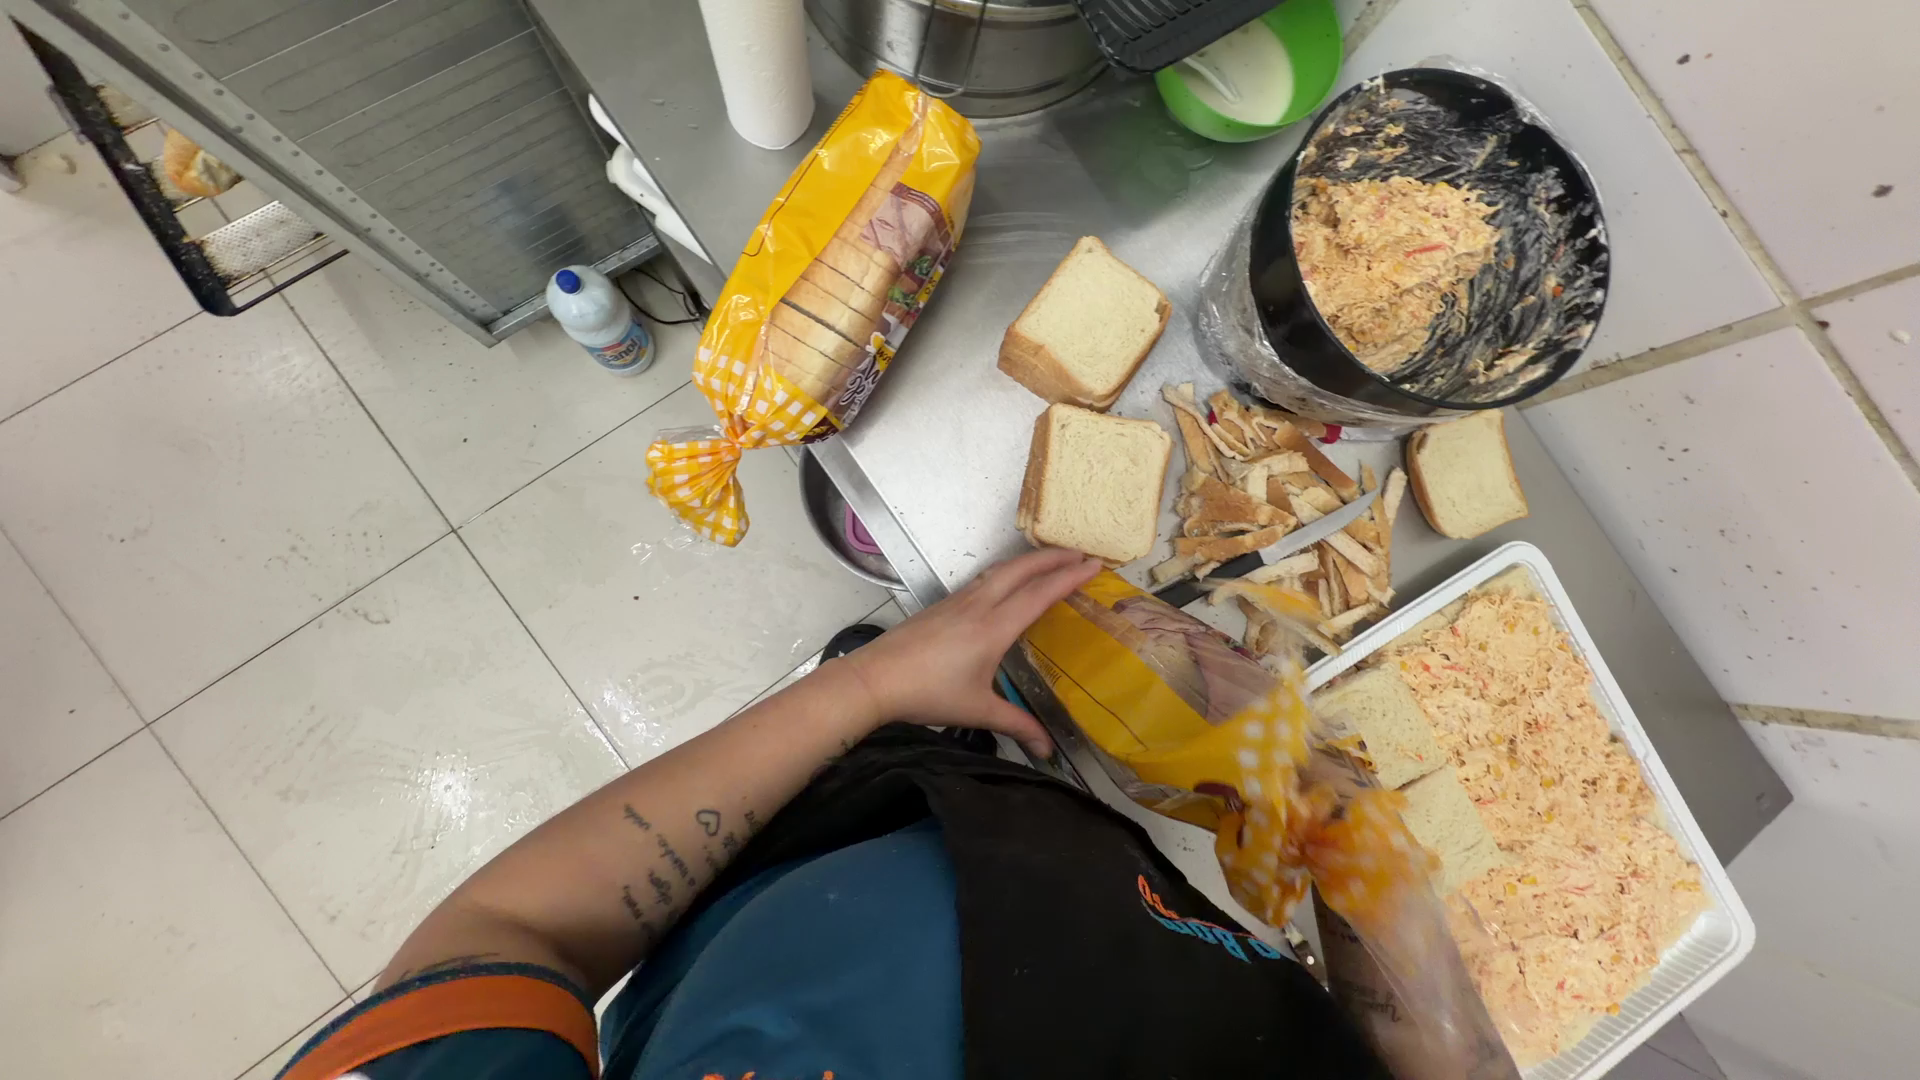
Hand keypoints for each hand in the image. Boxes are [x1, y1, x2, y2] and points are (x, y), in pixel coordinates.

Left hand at [831, 548, 1103, 758]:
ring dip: (1028, 561)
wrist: (874, 679)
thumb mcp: (977, 710)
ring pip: (999, 570)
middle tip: (1079, 553)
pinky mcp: (942, 605)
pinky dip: (1006, 573)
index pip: (1039, 594)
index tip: (1094, 564)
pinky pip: (982, 579)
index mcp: (993, 627)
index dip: (1069, 577)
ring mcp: (957, 601)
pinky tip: (1007, 584)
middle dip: (1052, 557)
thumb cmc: (928, 694)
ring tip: (1049, 562)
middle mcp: (978, 605)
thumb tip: (1047, 749)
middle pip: (1020, 569)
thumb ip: (1016, 725)